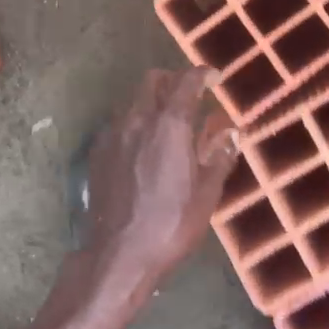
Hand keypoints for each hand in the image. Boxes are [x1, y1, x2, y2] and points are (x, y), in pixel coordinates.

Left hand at [85, 66, 239, 303]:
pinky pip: (119, 123)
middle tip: (190, 97)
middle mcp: (138, 119)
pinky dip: (135, 124)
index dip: (202, 74)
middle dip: (173, 81)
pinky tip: (143, 148)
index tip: (214, 78)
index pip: (186, 81)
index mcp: (169, 125)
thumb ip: (220, 157)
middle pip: (154, 80)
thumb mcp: (206, 194)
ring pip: (134, 101)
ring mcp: (113, 133)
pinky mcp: (98, 151)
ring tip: (168, 125)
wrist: (118, 255)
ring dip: (153, 102)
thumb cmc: (171, 225)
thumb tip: (231, 134)